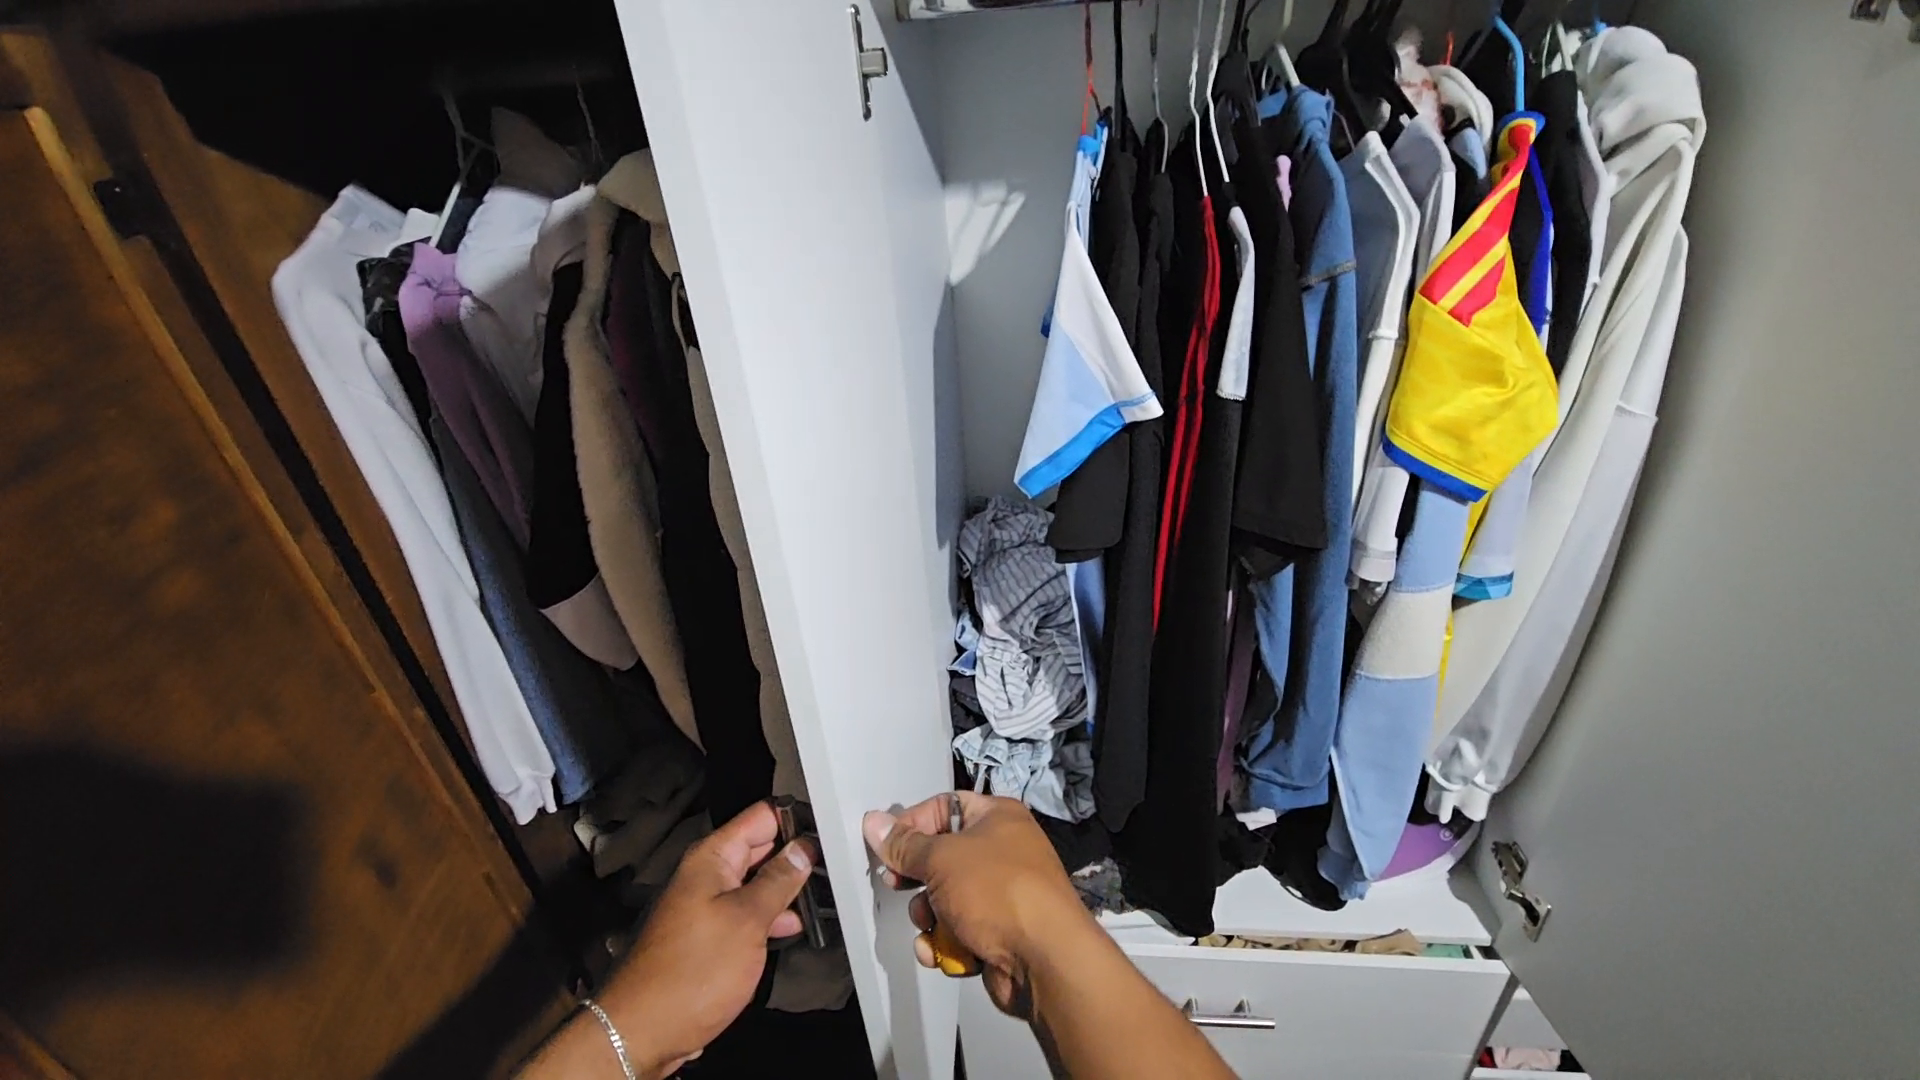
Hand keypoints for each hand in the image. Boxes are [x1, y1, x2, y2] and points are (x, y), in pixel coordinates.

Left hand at [521, 801, 813, 1079]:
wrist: (643, 1033)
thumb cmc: (694, 970)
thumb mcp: (747, 920)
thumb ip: (779, 880)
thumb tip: (804, 847)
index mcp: (713, 857)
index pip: (762, 816)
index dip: (796, 817)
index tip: (830, 830)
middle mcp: (709, 873)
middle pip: (762, 847)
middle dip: (796, 853)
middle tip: (837, 862)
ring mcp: (709, 904)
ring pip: (758, 881)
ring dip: (788, 887)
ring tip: (825, 893)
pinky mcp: (711, 934)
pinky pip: (749, 911)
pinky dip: (772, 914)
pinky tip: (797, 925)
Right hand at [863, 792, 1093, 1018]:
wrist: (1045, 960)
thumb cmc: (997, 891)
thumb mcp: (942, 859)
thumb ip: (904, 845)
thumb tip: (874, 822)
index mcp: (996, 816)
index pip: (942, 807)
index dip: (912, 824)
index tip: (886, 846)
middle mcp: (1002, 848)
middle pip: (941, 856)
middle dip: (917, 879)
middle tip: (899, 886)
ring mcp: (1002, 892)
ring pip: (945, 897)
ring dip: (929, 915)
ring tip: (931, 925)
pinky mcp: (998, 930)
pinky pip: (958, 929)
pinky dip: (945, 941)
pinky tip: (941, 952)